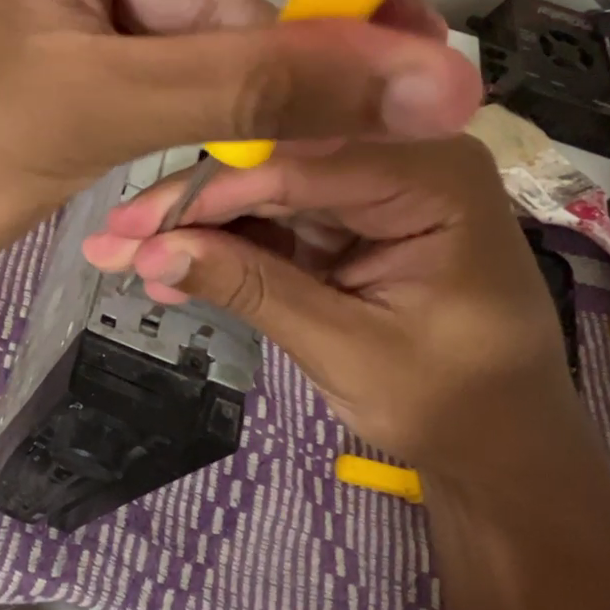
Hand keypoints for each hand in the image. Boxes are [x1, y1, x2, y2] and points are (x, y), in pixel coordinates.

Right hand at [82, 138, 576, 475]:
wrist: (498, 448)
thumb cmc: (453, 403)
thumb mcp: (348, 349)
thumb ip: (252, 289)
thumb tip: (149, 252)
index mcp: (433, 175)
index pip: (299, 162)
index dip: (207, 192)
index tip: (129, 225)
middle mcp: (401, 161)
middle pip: (272, 166)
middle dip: (189, 209)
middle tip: (111, 240)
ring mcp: (369, 190)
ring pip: (259, 192)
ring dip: (194, 231)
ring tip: (124, 260)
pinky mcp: (343, 221)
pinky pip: (269, 221)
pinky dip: (221, 249)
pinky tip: (169, 271)